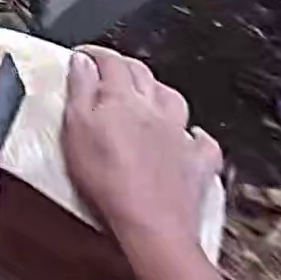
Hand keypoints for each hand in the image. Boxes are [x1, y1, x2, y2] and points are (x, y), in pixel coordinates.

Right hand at [62, 46, 221, 253]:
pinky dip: (197, 135)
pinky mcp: (196, 165)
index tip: (82, 55)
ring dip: (158, 90)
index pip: (110, 61)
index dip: (95, 53)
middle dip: (123, 64)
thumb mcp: (76, 126)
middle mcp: (153, 108)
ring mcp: (178, 136)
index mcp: (122, 97)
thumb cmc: (107, 178)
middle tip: (107, 67)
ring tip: (146, 92)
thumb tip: (81, 61)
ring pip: (172, 98)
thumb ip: (79, 88)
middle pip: (141, 73)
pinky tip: (191, 135)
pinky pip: (204, 143)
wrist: (150, 226)